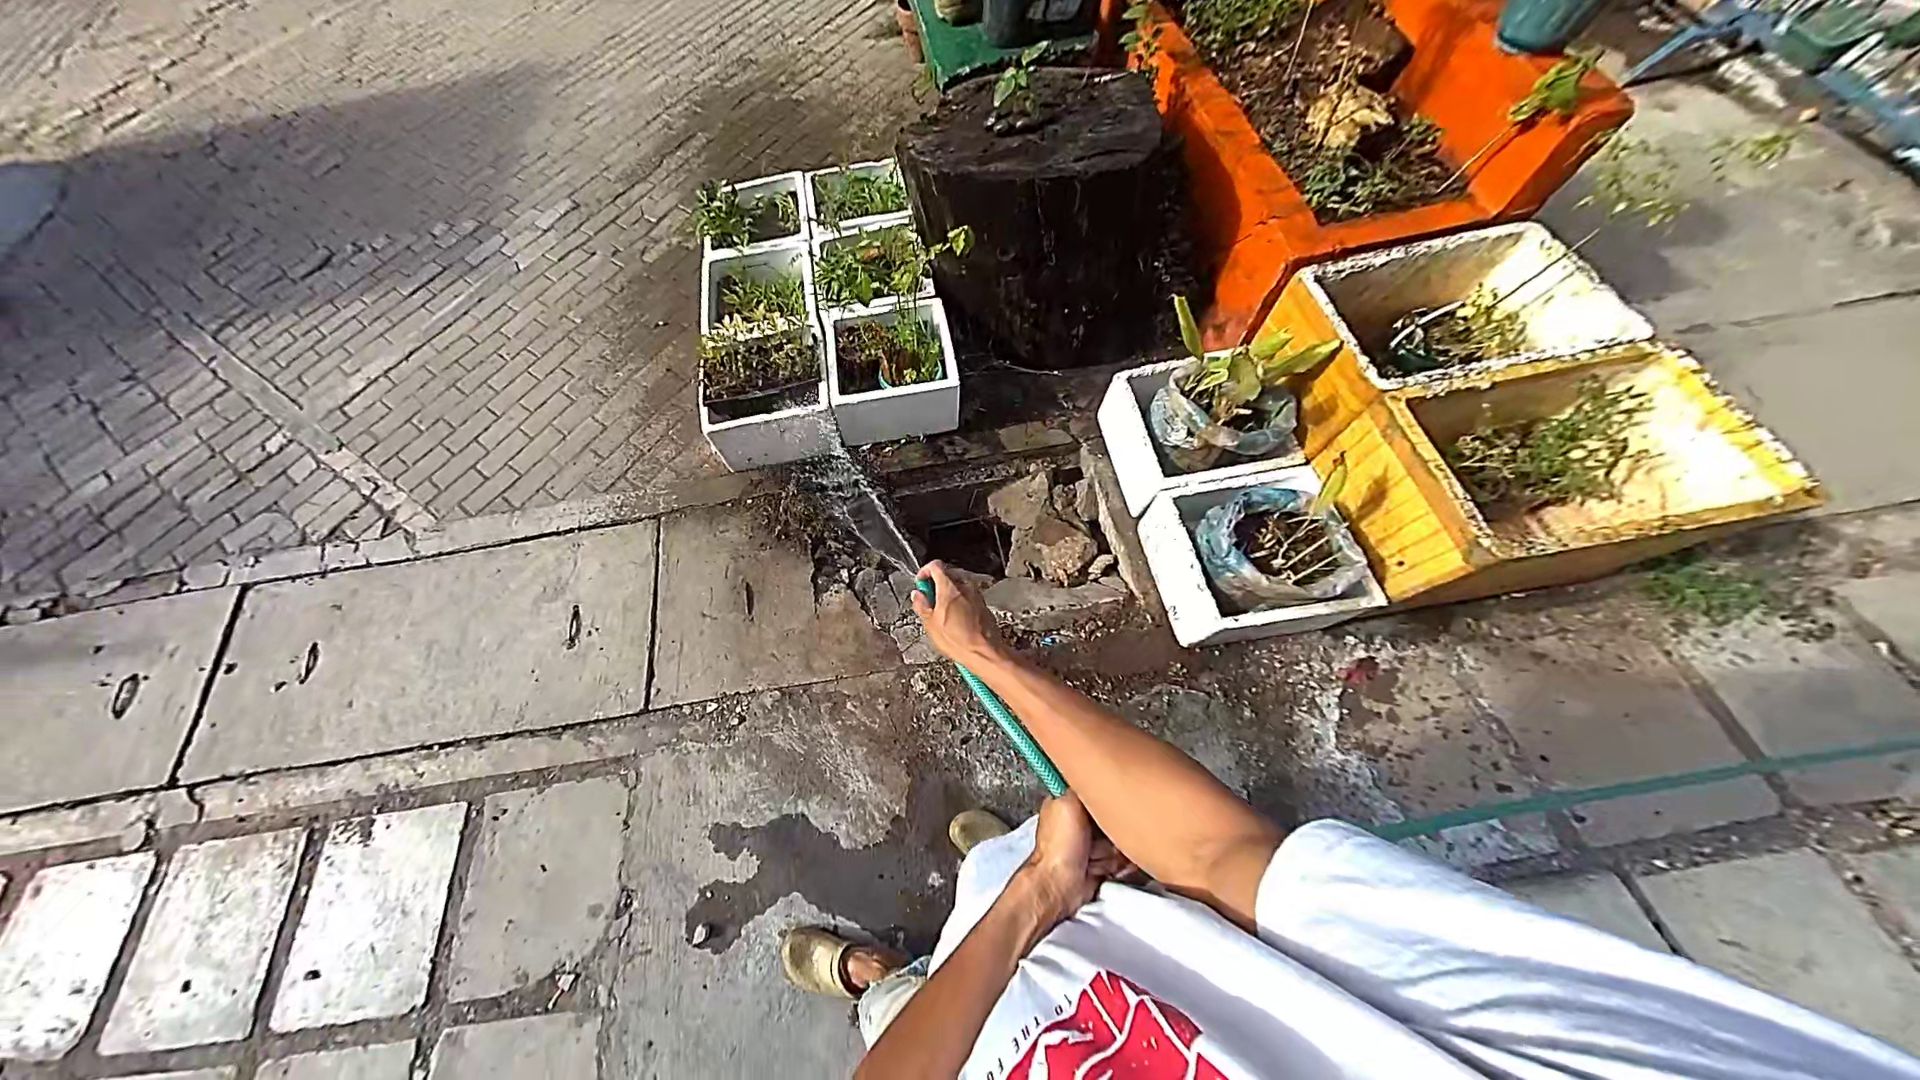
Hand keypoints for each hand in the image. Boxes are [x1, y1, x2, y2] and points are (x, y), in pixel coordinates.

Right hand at [911, 560, 1006, 666]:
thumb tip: (917, 595)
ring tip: (941, 612)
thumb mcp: (930, 624)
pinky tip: (955, 618)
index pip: (935, 566)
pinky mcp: (982, 604)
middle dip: (936, 584)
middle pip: (947, 574)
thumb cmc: (959, 640)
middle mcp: (965, 587)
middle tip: (928, 600)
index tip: (921, 583)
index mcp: (949, 588)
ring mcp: (976, 594)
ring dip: (948, 593)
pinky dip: (959, 601)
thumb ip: (921, 605)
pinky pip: (967, 595)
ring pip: (958, 585)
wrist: (984, 652)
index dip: (925, 572)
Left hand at [1017, 793, 1137, 930]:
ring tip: (1097, 856)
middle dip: (1114, 830)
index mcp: (1069, 801)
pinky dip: (1118, 865)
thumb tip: (1093, 767)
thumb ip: (1081, 782)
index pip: (1099, 790)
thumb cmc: (1060, 842)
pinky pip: (1124, 859)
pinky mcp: (1104, 862)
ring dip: (1114, 851)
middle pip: (1116, 817)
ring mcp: (1094, 842)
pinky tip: (1105, 868)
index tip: (1110, 804)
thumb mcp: (1067, 799)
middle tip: (1101, 838)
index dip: (1108, 799)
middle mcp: (1082, 820)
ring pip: (1122, 839)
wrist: (1060, 885)